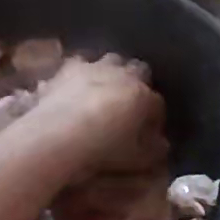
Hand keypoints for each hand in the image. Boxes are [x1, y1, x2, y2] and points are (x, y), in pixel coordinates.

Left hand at [18, 55, 163, 167]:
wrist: (57, 136)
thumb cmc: (102, 149)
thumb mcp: (134, 158)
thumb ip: (152, 150)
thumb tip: (162, 145)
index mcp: (142, 95)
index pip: (156, 104)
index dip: (154, 118)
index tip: (150, 131)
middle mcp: (120, 74)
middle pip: (137, 71)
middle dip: (137, 84)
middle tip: (129, 104)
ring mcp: (91, 68)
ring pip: (108, 61)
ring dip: (109, 73)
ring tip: (102, 92)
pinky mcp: (64, 71)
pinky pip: (76, 67)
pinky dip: (78, 76)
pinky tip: (71, 89)